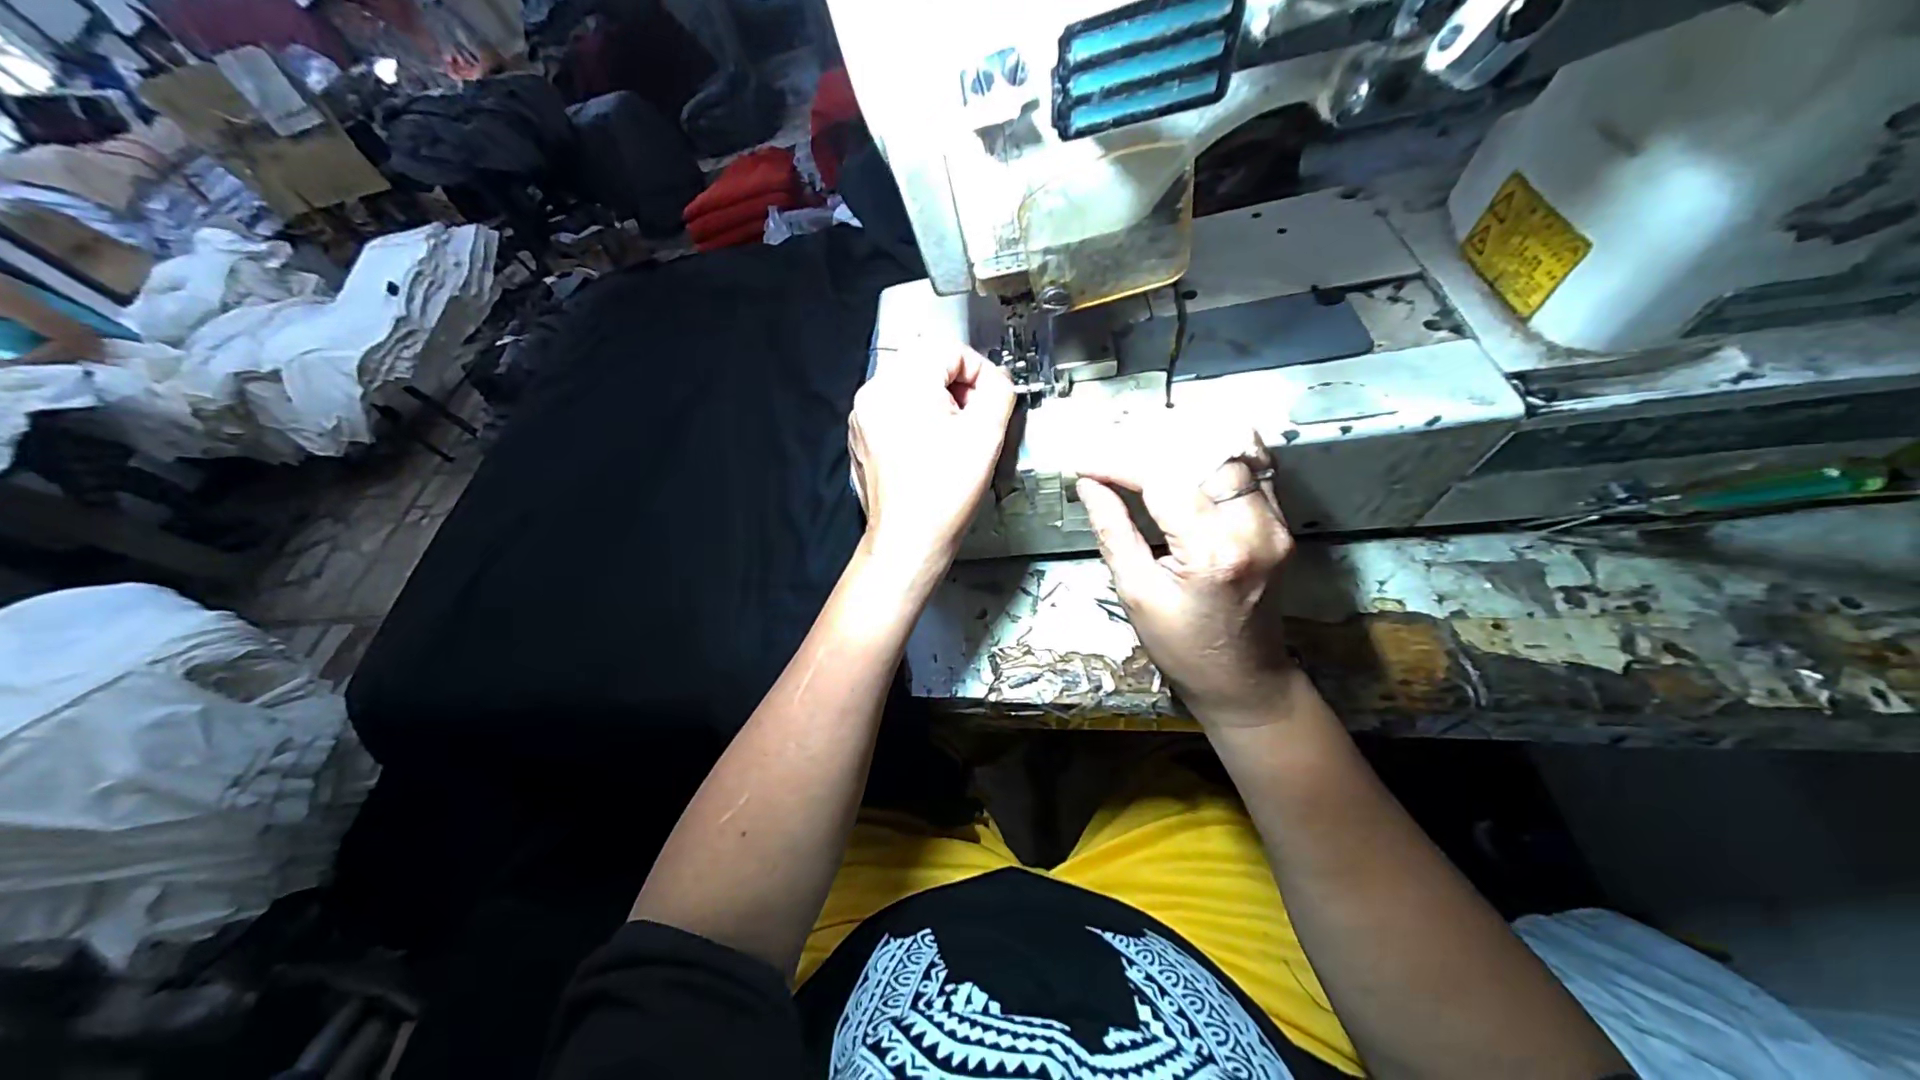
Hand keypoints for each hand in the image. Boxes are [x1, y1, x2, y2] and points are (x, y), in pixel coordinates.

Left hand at [849, 344, 1015, 575]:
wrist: (908, 540)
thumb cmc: (940, 497)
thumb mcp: (987, 434)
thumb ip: (999, 390)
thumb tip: (997, 380)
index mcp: (902, 383)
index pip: (950, 349)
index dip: (979, 373)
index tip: (989, 399)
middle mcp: (875, 393)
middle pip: (928, 364)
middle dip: (958, 388)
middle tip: (972, 421)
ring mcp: (864, 415)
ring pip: (912, 387)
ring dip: (938, 404)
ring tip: (952, 440)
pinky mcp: (863, 436)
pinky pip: (896, 411)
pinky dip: (918, 421)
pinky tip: (933, 452)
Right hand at [1076, 421, 1294, 724]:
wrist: (1244, 679)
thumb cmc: (1183, 648)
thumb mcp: (1136, 593)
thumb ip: (1113, 530)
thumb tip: (1089, 483)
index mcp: (1214, 553)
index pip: (1163, 480)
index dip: (1118, 462)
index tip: (1085, 461)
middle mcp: (1254, 528)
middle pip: (1206, 452)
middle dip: (1154, 440)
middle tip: (1113, 443)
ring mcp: (1275, 523)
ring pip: (1235, 451)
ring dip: (1187, 440)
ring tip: (1144, 440)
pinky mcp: (1281, 523)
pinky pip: (1252, 469)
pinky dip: (1216, 453)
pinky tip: (1184, 453)